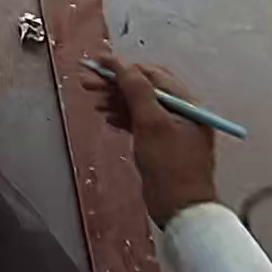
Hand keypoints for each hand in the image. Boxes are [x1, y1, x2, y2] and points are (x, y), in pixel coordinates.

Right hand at [82, 55, 216, 225]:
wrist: (180, 208)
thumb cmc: (169, 163)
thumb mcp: (151, 123)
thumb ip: (137, 90)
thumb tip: (121, 63)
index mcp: (185, 103)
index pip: (151, 74)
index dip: (123, 67)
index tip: (97, 64)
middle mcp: (180, 112)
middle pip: (141, 88)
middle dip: (114, 84)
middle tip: (87, 82)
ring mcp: (170, 127)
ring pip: (137, 104)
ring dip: (114, 99)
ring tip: (94, 101)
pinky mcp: (159, 142)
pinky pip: (137, 120)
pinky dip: (121, 115)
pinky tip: (107, 117)